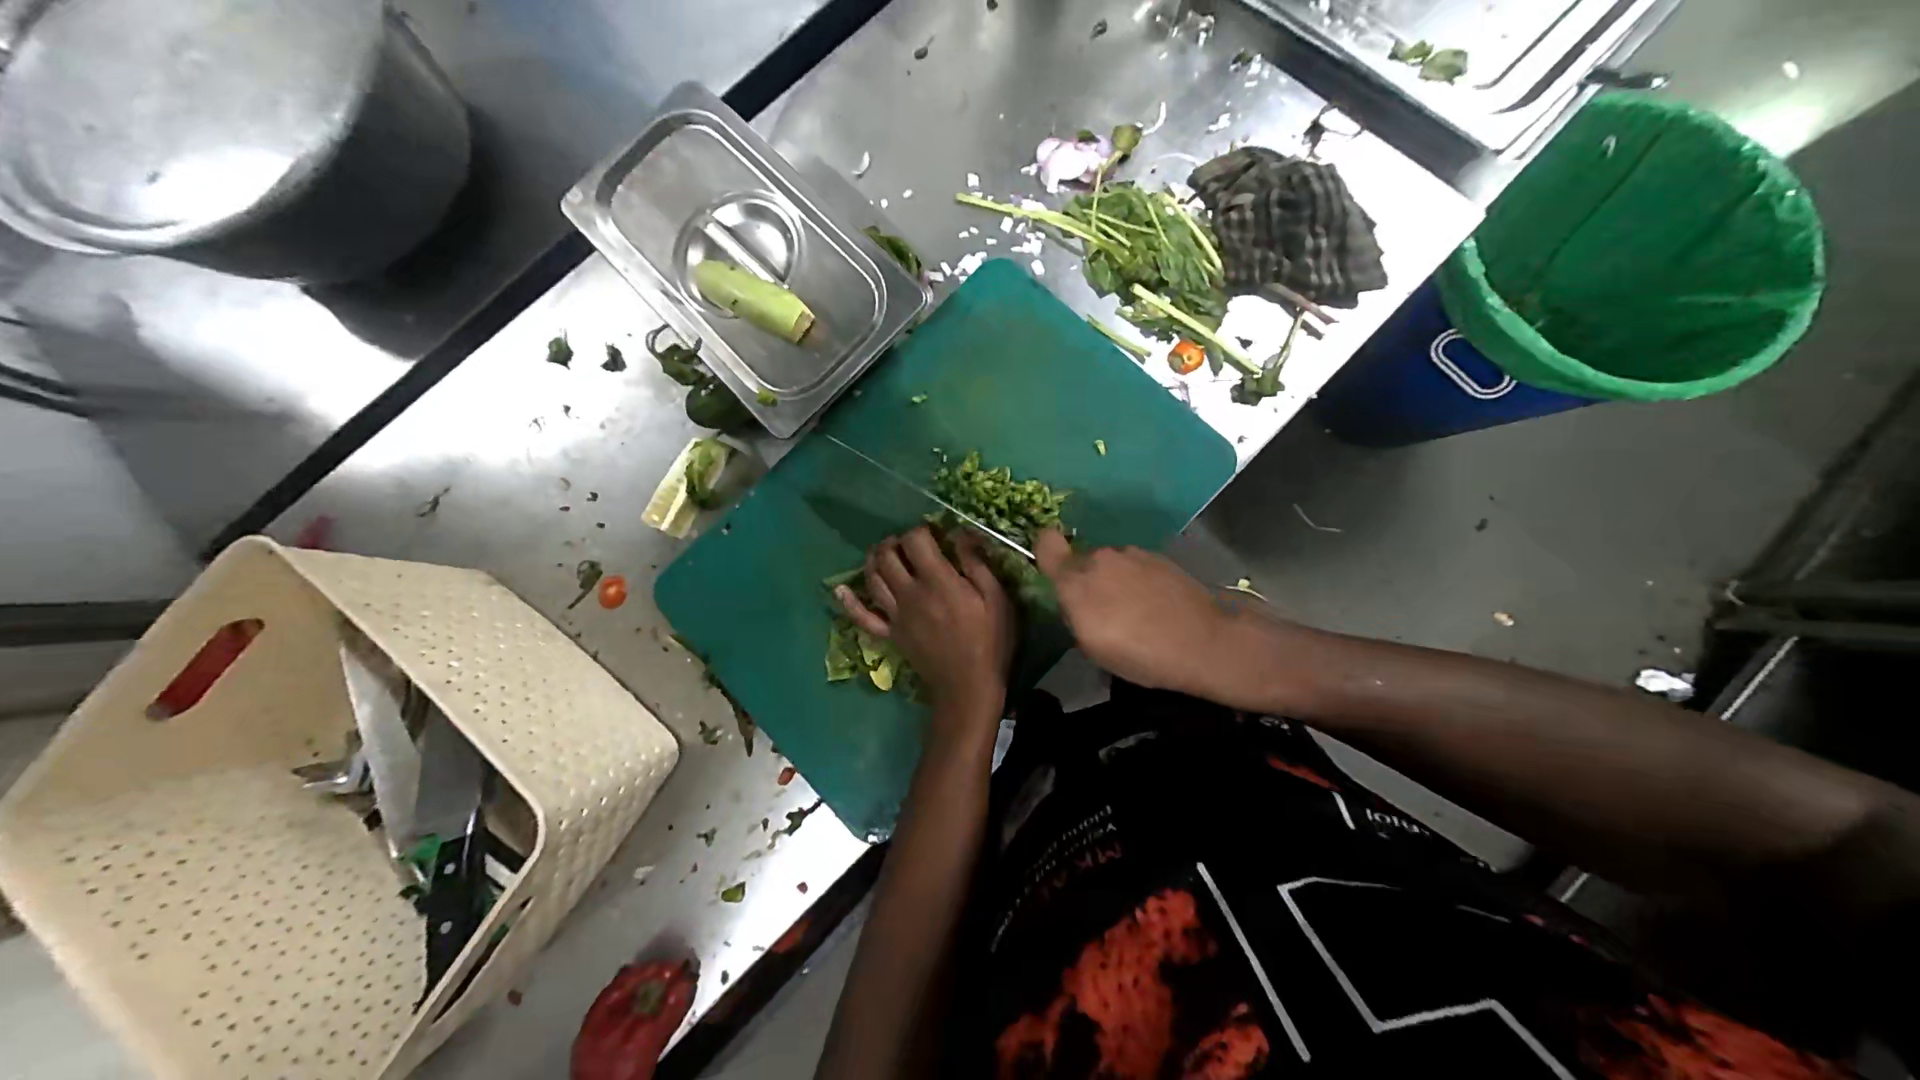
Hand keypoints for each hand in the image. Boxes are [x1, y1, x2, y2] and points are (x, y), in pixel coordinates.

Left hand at [837, 527, 1015, 721]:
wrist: (969, 687)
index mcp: (937, 581)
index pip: (915, 541)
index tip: (934, 534)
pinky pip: (862, 617)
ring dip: (874, 560)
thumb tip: (961, 534)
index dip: (921, 530)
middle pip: (887, 556)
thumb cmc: (990, 641)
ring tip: (884, 553)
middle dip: (894, 541)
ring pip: (873, 579)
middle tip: (907, 543)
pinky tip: (841, 590)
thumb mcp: (997, 599)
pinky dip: (849, 602)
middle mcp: (910, 593)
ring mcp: (895, 614)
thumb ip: (976, 564)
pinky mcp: (890, 634)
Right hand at [1034, 528, 1234, 694]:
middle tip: (1103, 613)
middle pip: (1081, 561)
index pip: (1046, 544)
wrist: (1204, 642)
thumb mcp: (1092, 648)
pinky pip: (1136, 566)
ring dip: (1115, 581)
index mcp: (1075, 581)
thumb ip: (1074, 616)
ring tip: (1136, 614)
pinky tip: (1156, 607)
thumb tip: (1075, 605)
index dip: (1045, 552)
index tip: (1053, 572)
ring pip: (1111, 563)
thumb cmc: (1140, 654)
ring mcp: (1132, 554)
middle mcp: (1100, 558)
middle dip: (1087, 581)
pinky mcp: (1160, 557)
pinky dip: (1140, 582)